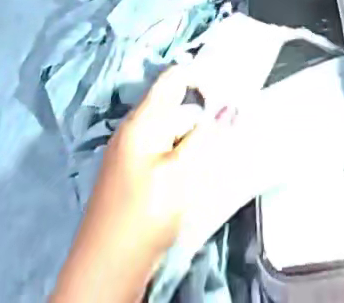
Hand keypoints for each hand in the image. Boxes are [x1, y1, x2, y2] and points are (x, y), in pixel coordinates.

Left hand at [50, 64, 230, 302]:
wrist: (106, 267)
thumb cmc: (143, 214)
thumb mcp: (179, 175)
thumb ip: (203, 141)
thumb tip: (227, 107)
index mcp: (142, 121)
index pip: (171, 80)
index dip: (200, 76)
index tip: (231, 88)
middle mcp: (135, 129)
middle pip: (174, 107)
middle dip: (203, 112)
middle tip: (237, 124)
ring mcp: (132, 153)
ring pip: (172, 133)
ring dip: (196, 138)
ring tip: (225, 150)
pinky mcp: (135, 177)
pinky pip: (165, 153)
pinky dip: (185, 157)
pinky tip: (200, 174)